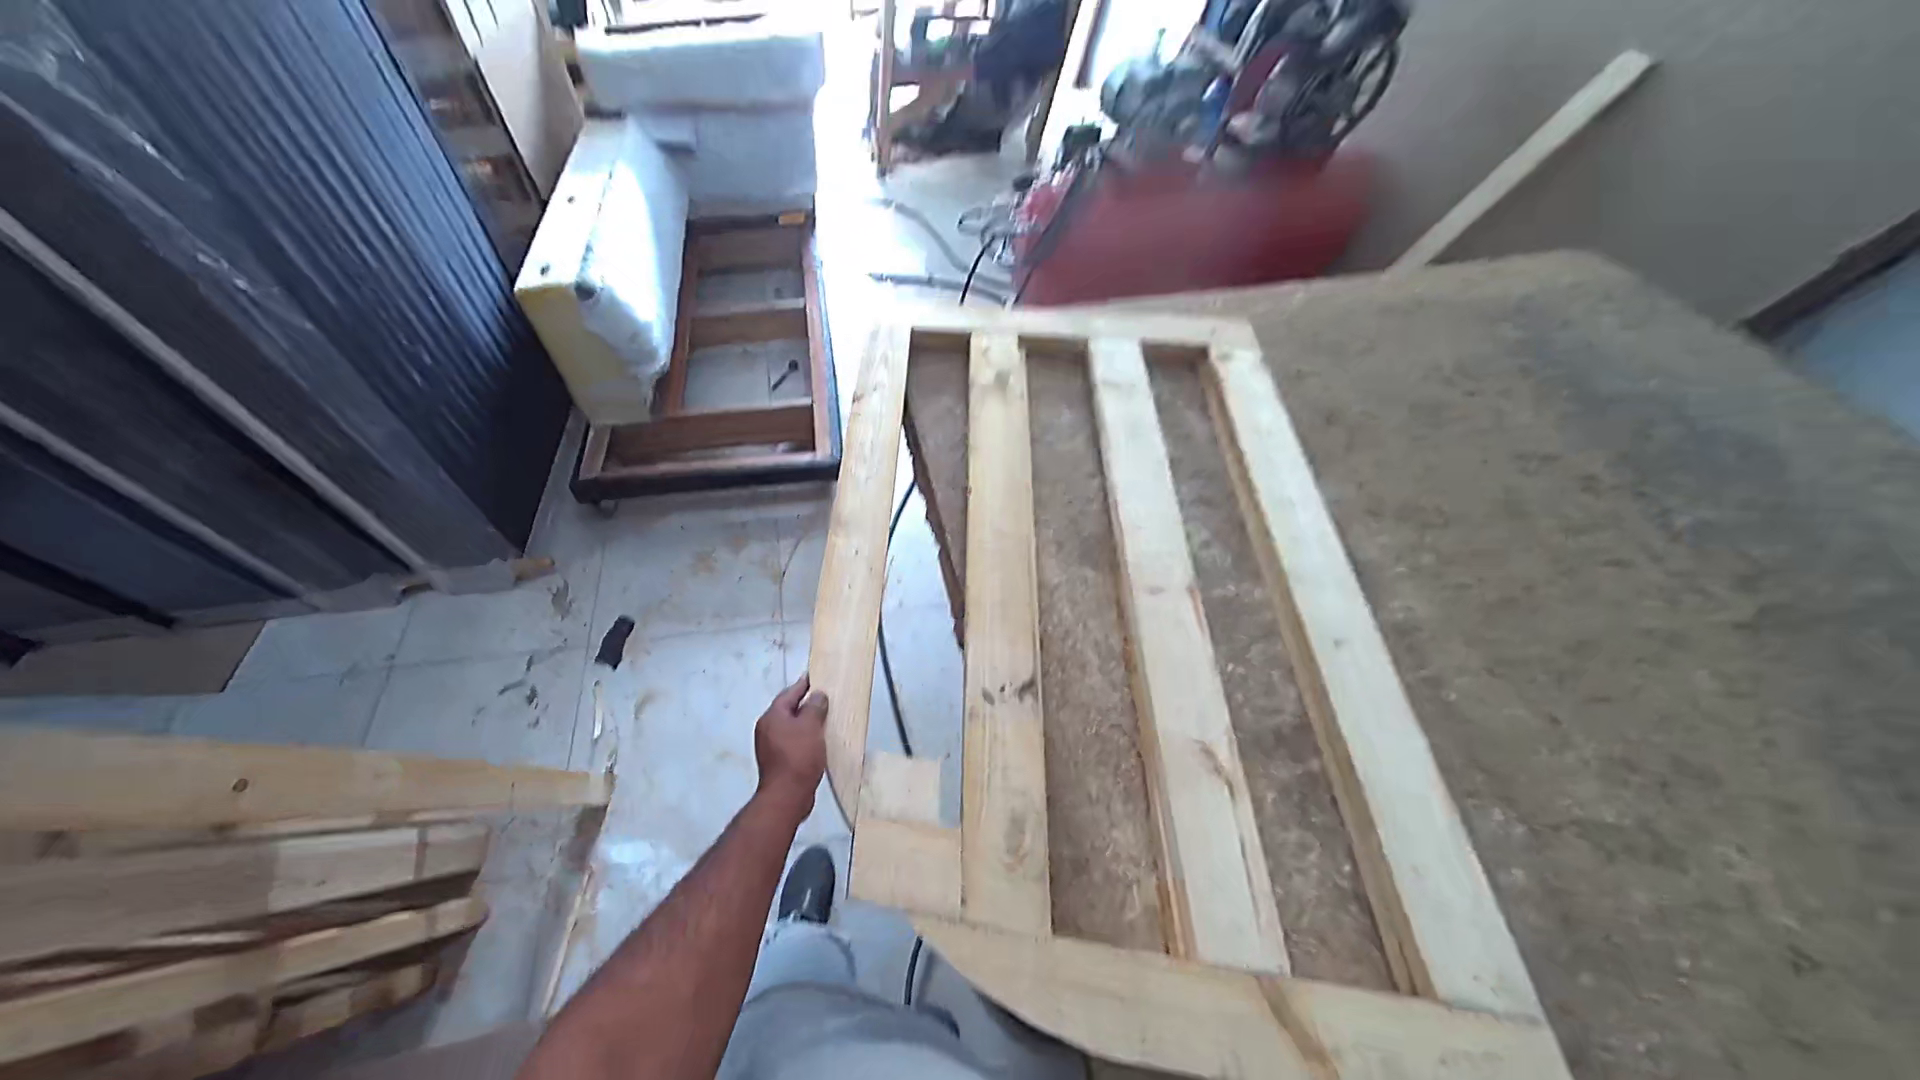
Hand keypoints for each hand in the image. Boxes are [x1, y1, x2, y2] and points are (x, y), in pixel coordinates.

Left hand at [753, 675, 827, 822]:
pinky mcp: (777, 761)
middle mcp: (767, 729)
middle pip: (788, 709)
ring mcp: (770, 746)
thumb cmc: (799, 756)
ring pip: (790, 726)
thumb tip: (817, 695)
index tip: (815, 676)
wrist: (787, 795)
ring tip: (824, 718)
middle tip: (824, 697)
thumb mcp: (811, 726)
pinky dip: (804, 737)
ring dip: (805, 722)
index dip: (803, 684)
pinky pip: (792, 741)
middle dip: (805, 703)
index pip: (789, 693)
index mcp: (772, 716)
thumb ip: (814, 707)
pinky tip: (817, 741)